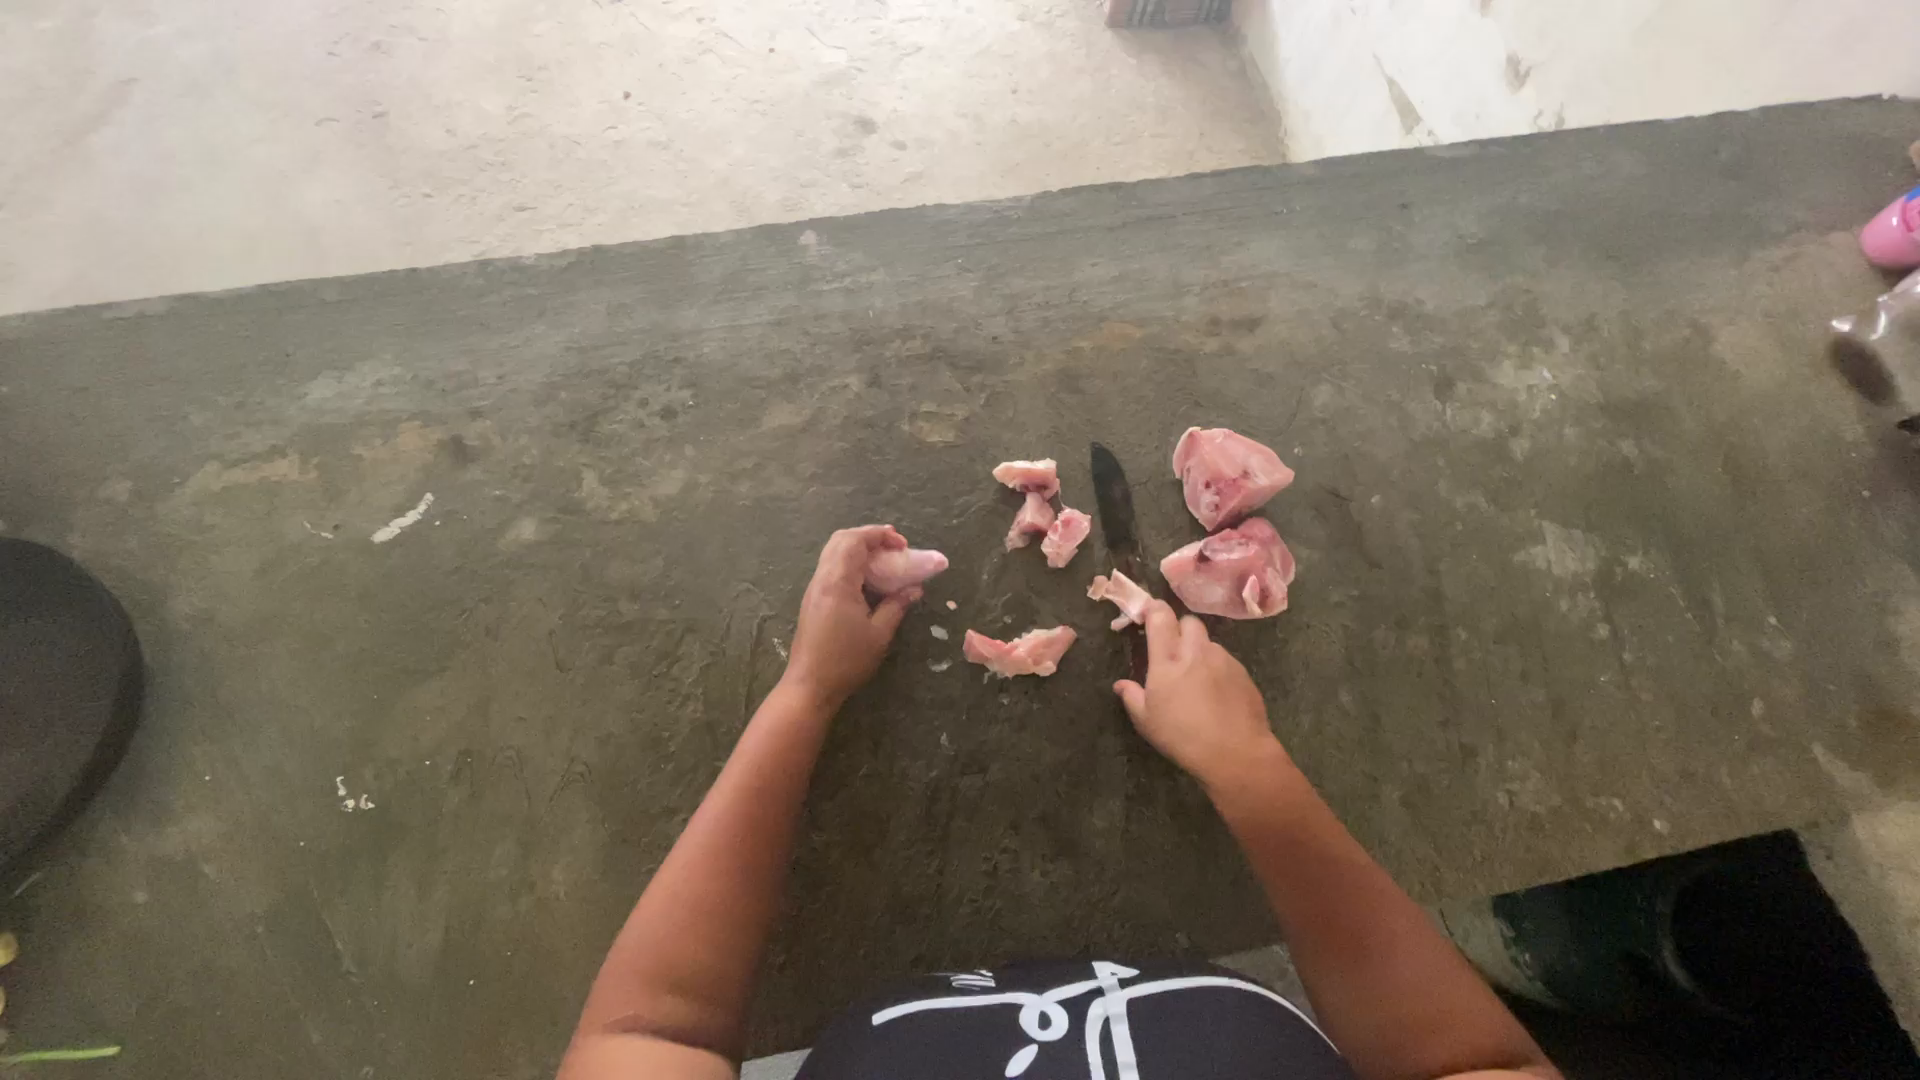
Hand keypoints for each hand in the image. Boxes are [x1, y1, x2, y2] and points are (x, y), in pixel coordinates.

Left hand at [782, 525, 920, 708]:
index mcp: (838, 582)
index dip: (879, 535)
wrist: (810, 685)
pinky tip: (868, 579)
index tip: (902, 544)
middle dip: (869, 536)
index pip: (855, 541)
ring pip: (834, 552)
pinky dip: (851, 563)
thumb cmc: (846, 661)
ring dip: (859, 549)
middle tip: (893, 547)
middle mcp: (822, 578)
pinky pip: (831, 567)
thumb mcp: (879, 634)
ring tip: (884, 560)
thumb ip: (897, 606)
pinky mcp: (813, 599)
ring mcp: (815, 588)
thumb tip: (915, 589)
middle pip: (841, 540)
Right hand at [1113, 601, 1286, 788]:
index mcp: (1167, 660)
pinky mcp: (1242, 672)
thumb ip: (1132, 697)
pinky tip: (1216, 692)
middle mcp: (1196, 652)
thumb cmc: (1182, 737)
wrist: (1235, 753)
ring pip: (1209, 642)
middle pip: (1188, 622)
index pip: (1160, 617)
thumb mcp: (1147, 721)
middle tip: (1173, 650)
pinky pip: (1226, 660)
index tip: (1148, 614)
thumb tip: (1121, 685)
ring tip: (1197, 676)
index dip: (1154, 610)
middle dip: (1179, 629)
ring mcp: (1222, 660)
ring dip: (1200, 650)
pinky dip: (1217, 668)